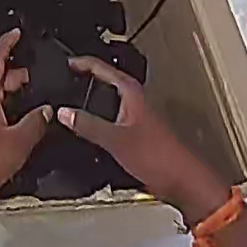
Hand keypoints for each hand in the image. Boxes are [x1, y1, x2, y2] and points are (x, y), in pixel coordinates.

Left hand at [0, 28, 51, 214]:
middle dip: (20, 73)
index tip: (16, 33)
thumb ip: (36, 123)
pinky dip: (10, 106)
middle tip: (40, 76)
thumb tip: (47, 111)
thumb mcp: (17, 142)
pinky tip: (24, 120)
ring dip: (16, 92)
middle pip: (0, 75)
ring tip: (37, 98)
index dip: (7, 43)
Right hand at [59, 57, 228, 223]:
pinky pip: (110, 116)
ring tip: (70, 102)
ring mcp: (135, 114)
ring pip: (107, 99)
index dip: (79, 62)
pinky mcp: (136, 131)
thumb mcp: (115, 139)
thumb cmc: (160, 157)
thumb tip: (64, 112)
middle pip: (103, 80)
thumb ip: (86, 124)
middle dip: (83, 79)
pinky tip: (87, 128)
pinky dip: (96, 117)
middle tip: (63, 80)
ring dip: (90, 99)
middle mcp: (134, 98)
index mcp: (130, 91)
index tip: (62, 63)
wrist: (184, 183)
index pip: (99, 66)